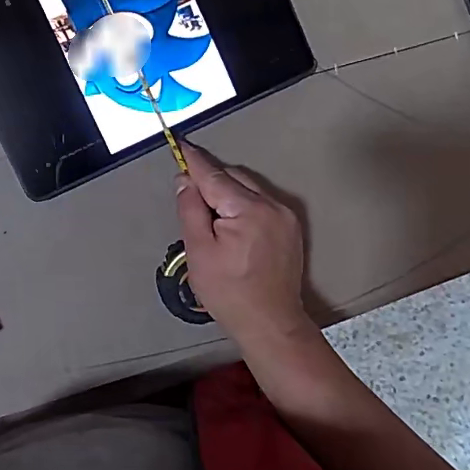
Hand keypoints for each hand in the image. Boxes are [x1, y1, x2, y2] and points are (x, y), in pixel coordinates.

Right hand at [173, 142, 312, 342]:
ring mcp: (284, 216)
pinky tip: (230, 225)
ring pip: (248, 189)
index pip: (214, 176)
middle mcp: (272, 206)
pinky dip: (243, 204)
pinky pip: (261, 203)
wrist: (270, 323)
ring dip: (227, 193)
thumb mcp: (199, 251)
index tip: (180, 146)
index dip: (194, 161)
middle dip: (210, 180)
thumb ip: (191, 209)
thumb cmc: (231, 293)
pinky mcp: (289, 228)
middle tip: (188, 193)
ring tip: (209, 218)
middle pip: (233, 178)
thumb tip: (185, 180)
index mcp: (248, 210)